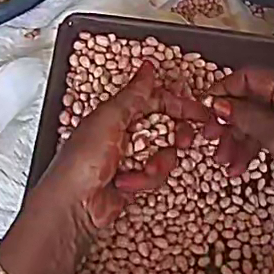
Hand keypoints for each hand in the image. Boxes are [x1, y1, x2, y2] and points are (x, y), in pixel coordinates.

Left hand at [31, 62, 209, 238]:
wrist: (73, 206)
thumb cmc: (82, 162)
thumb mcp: (109, 119)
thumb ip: (134, 94)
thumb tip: (148, 67)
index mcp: (118, 113)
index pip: (156, 101)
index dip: (179, 105)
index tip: (200, 112)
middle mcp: (126, 133)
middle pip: (167, 127)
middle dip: (176, 136)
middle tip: (183, 140)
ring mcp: (131, 158)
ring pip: (165, 154)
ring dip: (156, 164)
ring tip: (141, 170)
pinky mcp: (135, 180)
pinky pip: (156, 176)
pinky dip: (145, 181)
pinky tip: (127, 184)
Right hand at [207, 68, 273, 204]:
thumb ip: (248, 118)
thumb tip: (219, 104)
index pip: (250, 76)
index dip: (224, 92)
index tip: (204, 112)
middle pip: (251, 98)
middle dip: (229, 121)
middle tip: (210, 142)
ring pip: (255, 118)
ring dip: (237, 139)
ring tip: (224, 163)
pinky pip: (266, 132)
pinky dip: (251, 147)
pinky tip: (238, 167)